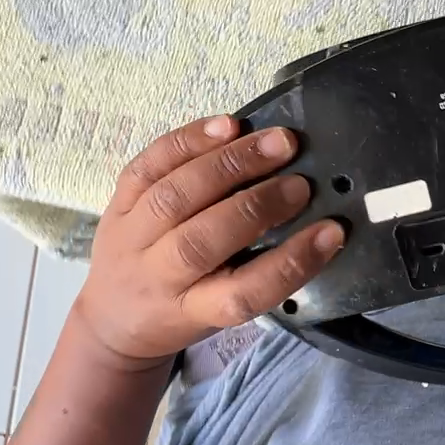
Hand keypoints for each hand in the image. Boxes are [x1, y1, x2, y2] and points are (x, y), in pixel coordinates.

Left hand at [72, 115, 345, 370]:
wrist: (112, 318)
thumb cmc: (185, 311)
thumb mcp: (223, 313)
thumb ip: (261, 274)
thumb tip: (318, 222)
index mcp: (192, 311)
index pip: (244, 293)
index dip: (291, 263)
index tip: (332, 232)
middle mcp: (157, 277)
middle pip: (202, 241)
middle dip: (258, 206)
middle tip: (302, 183)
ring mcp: (130, 238)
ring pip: (175, 196)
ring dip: (230, 165)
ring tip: (277, 144)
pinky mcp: (116, 203)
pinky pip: (148, 164)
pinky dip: (189, 140)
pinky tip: (228, 125)